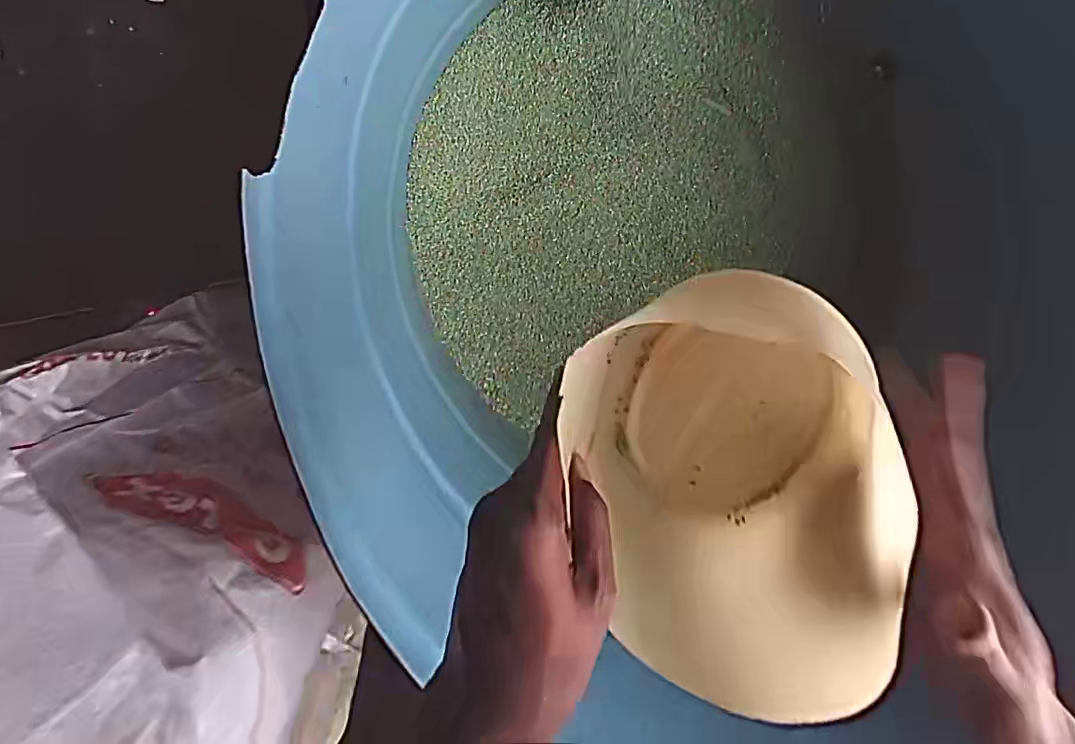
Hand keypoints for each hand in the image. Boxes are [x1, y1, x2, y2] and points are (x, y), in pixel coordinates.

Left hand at [421, 378, 615, 741]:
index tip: (570, 371)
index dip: (558, 402)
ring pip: (526, 482)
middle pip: (537, 460)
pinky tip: (558, 526)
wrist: (485, 703)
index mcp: (531, 519)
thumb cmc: (548, 659)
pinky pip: (514, 502)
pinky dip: (537, 500)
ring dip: (552, 481)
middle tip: (598, 436)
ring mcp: (481, 522)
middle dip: (565, 449)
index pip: (545, 442)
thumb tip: (583, 469)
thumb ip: (592, 521)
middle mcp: (498, 509)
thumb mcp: (595, 596)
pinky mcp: (476, 535)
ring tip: (585, 494)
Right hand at [879, 353, 1074, 743]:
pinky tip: (893, 453)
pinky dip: (910, 461)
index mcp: (969, 548)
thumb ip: (977, 645)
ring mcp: (952, 542)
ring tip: (906, 389)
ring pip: (936, 469)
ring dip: (924, 425)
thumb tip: (960, 605)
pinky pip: (922, 492)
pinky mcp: (936, 553)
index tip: (939, 369)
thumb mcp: (989, 678)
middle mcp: (964, 535)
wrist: (1011, 714)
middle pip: (948, 455)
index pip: (955, 467)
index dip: (948, 416)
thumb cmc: (999, 697)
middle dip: (936, 405)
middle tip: (919, 360)